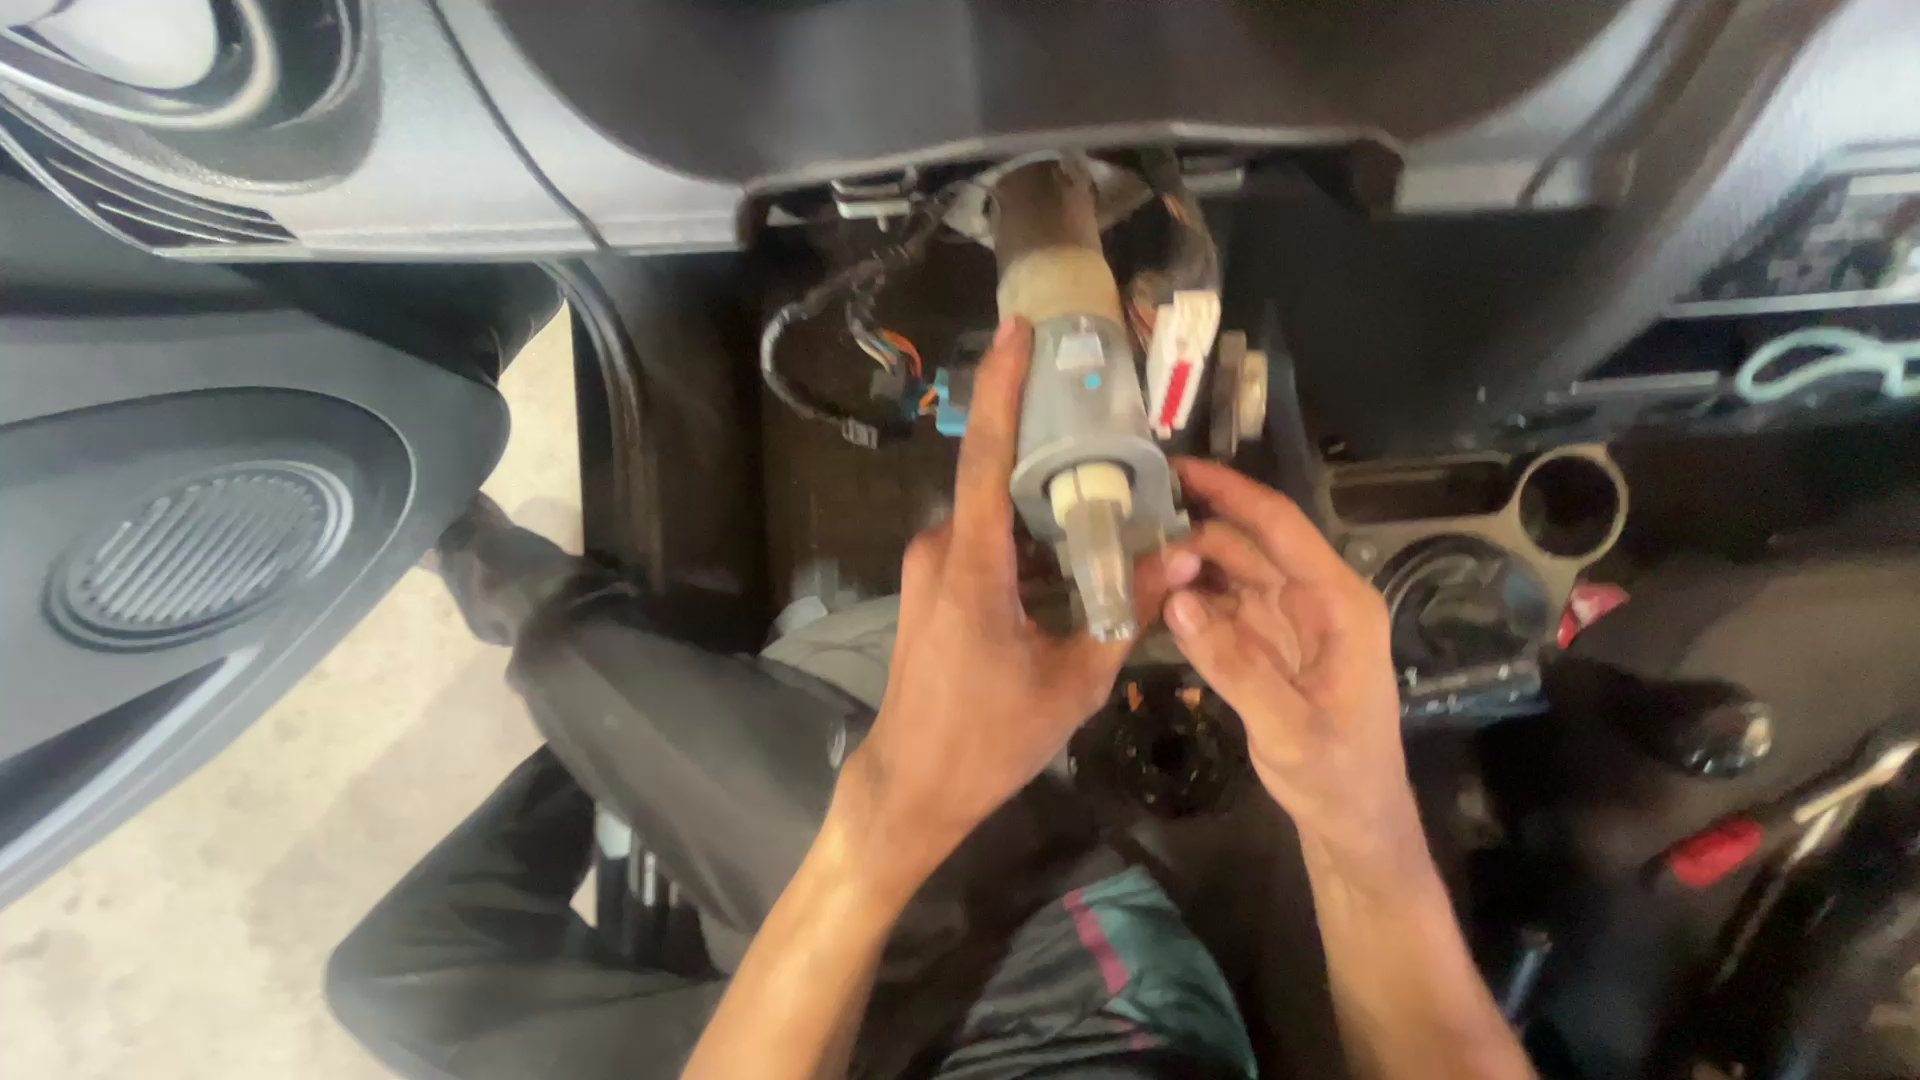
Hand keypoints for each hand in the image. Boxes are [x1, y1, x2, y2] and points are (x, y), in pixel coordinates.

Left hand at [832, 318, 1194, 901]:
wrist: (914, 782)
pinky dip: (1023, 535)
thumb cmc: (989, 738)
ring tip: (1101, 490)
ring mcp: (928, 567)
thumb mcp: (1073, 679)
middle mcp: (940, 549)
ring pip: (991, 512)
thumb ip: (1126, 612)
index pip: (985, 455)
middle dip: (1044, 444)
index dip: (1001, 387)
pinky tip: (1068, 547)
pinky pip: (981, 540)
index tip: (1017, 330)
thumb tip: (1184, 559)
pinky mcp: (930, 586)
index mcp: (971, 563)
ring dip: (1039, 500)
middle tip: (1101, 419)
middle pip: (995, 477)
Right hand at [1160, 459, 1424, 885]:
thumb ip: (1234, 665)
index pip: (1281, 528)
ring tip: (1131, 561)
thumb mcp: (1288, 728)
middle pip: (1247, 546)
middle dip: (1193, 533)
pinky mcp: (1266, 643)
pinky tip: (1151, 599)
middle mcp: (1314, 600)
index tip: (1179, 470)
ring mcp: (1288, 622)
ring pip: (1230, 573)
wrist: (1353, 821)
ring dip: (1187, 566)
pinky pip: (1221, 607)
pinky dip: (1189, 600)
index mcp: (1339, 605)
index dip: (1232, 494)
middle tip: (1130, 532)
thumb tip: (1176, 600)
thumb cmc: (1337, 776)